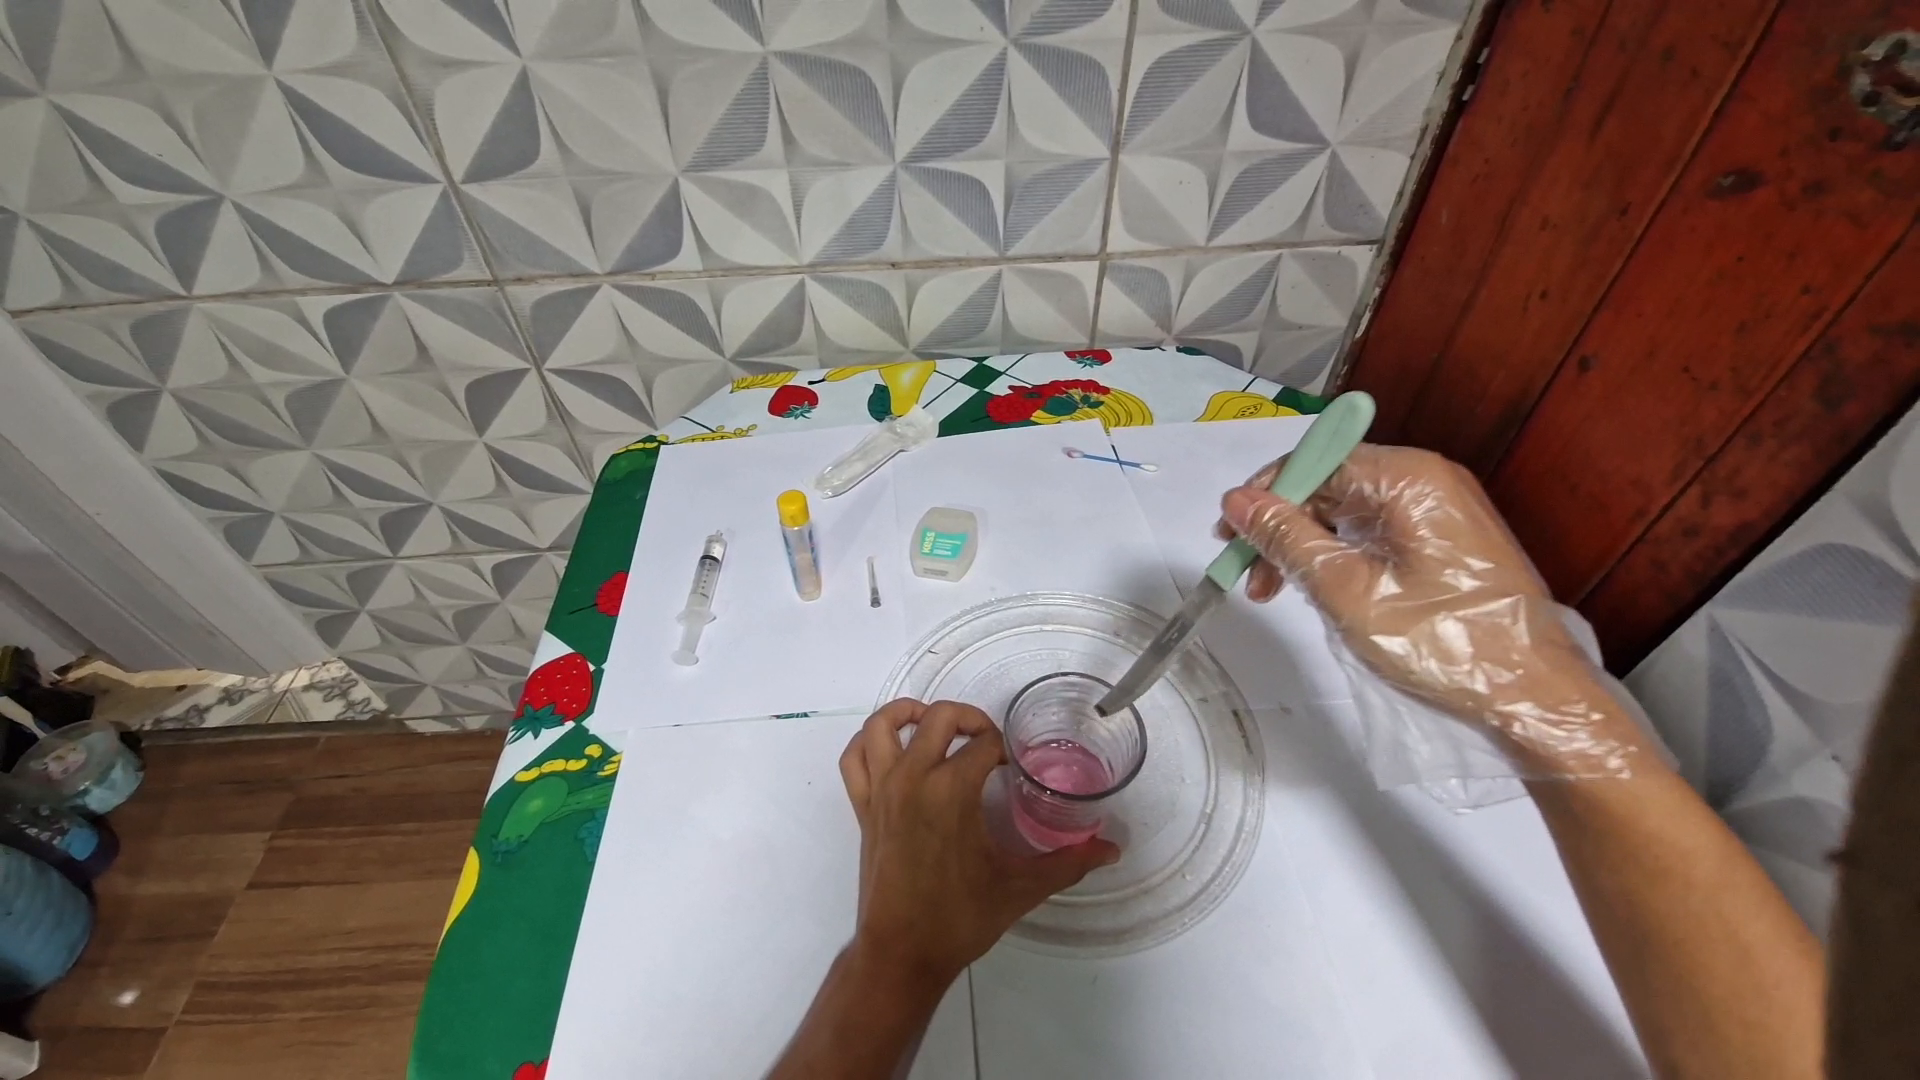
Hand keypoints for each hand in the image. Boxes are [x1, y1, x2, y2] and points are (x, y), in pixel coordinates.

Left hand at [839, 699, 1118, 984]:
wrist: (902, 954)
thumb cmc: (960, 918)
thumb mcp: (1020, 887)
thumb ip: (1069, 862)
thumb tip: (1111, 848)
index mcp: (952, 790)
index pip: (985, 743)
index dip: (1006, 749)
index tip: (1016, 767)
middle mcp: (913, 778)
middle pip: (939, 717)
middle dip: (970, 718)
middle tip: (989, 740)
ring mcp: (882, 789)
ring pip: (883, 725)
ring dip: (909, 714)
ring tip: (936, 725)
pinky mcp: (862, 806)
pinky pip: (854, 758)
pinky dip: (868, 742)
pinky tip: (893, 748)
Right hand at [1217, 443, 1643, 774]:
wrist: (1535, 696)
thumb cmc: (1439, 640)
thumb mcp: (1346, 589)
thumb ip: (1286, 538)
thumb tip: (1234, 499)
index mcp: (1410, 479)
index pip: (1315, 463)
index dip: (1264, 496)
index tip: (1228, 539)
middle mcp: (1428, 481)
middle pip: (1330, 485)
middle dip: (1282, 526)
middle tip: (1250, 575)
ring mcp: (1440, 511)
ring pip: (1347, 511)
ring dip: (1304, 546)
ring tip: (1277, 590)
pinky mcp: (1444, 541)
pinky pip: (1372, 532)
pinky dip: (1337, 556)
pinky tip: (1319, 588)